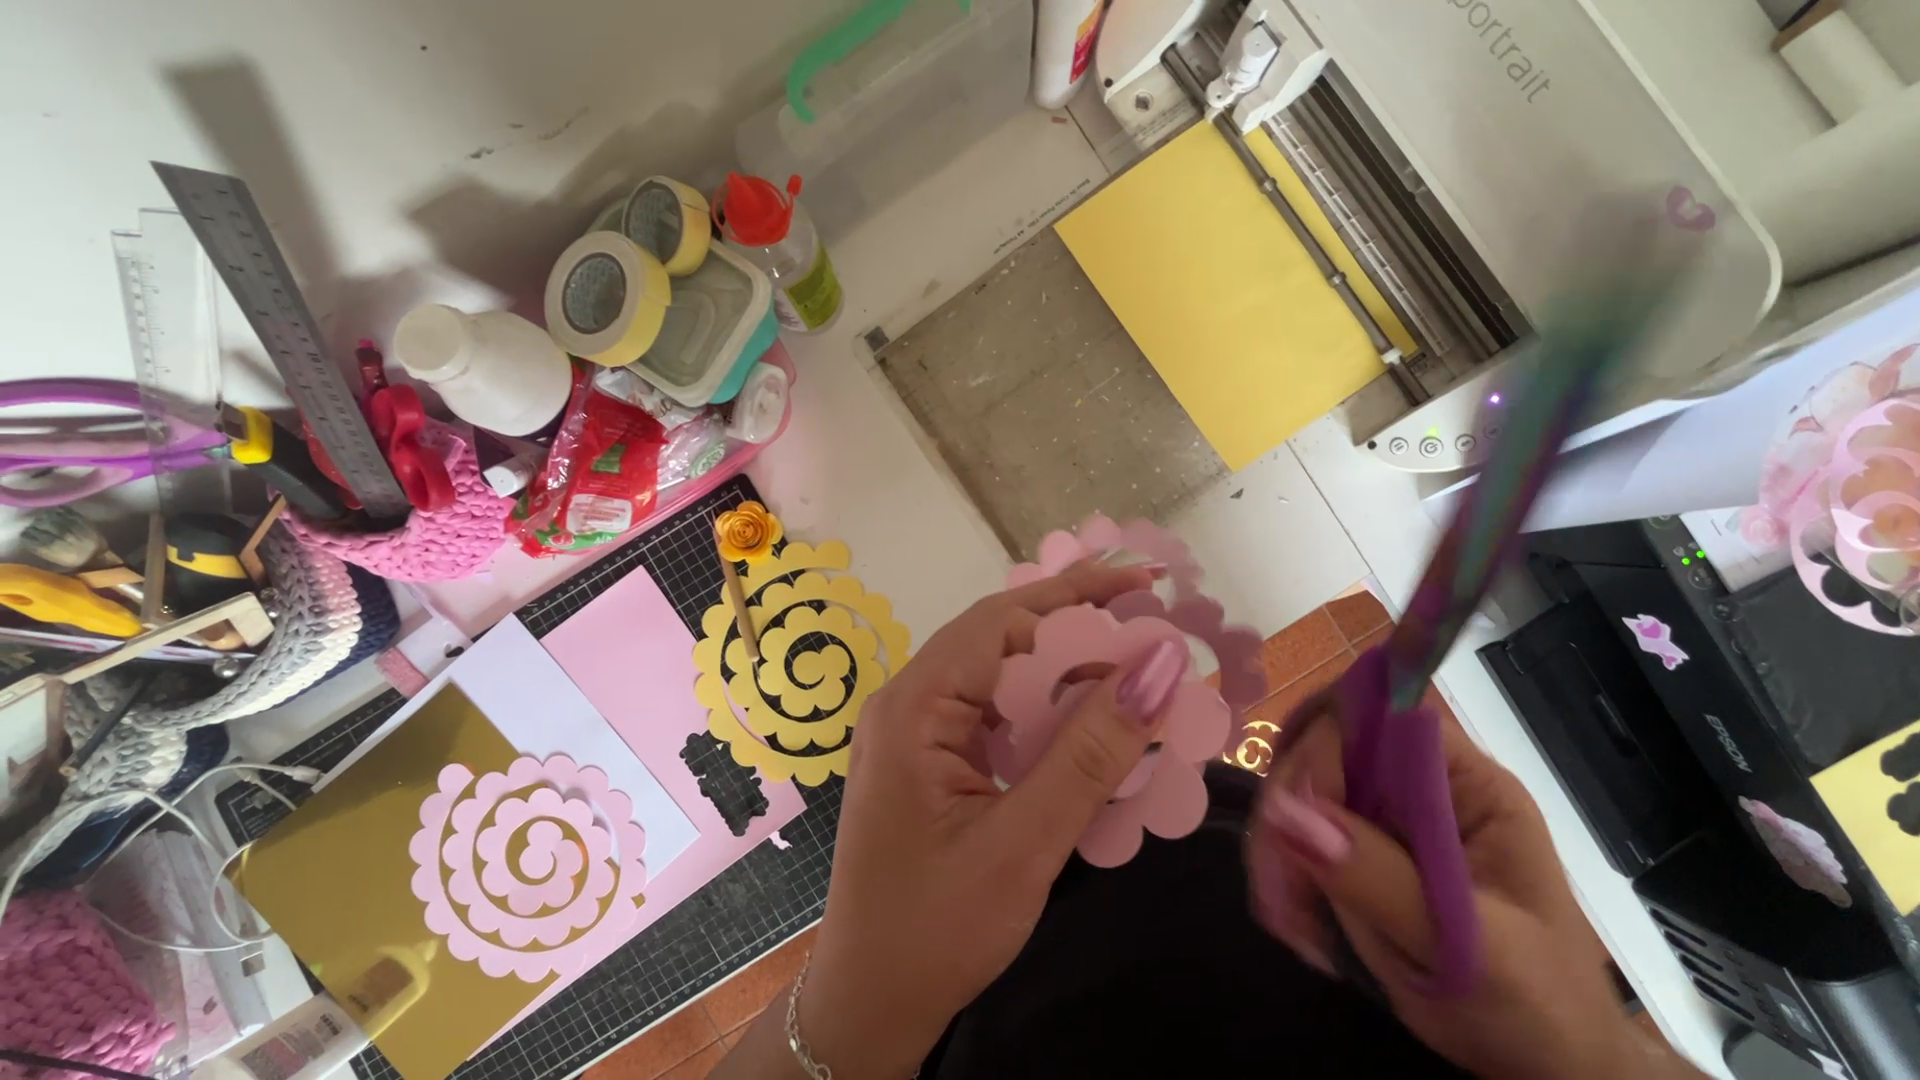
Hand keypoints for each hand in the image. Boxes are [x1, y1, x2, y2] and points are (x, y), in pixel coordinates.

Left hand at [794, 560, 1188, 1077]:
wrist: (869, 1006)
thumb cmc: (936, 929)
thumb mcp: (1022, 843)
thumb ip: (1089, 753)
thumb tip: (1158, 666)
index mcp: (914, 708)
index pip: (1001, 621)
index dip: (1076, 595)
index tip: (1146, 585)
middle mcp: (909, 706)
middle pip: (1002, 642)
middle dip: (1078, 631)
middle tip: (1153, 632)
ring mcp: (917, 736)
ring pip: (1003, 680)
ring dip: (1068, 677)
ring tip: (1137, 676)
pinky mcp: (932, 765)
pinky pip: (997, 720)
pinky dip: (1048, 719)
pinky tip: (1093, 731)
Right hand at [1248, 704, 1698, 1079]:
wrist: (1547, 1065)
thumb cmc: (1535, 1007)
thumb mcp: (1464, 946)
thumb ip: (1376, 877)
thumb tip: (1285, 810)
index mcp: (1468, 787)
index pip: (1380, 713)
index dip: (1324, 743)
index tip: (1294, 812)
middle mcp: (1422, 786)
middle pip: (1324, 748)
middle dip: (1288, 811)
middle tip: (1282, 891)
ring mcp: (1388, 816)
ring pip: (1299, 789)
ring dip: (1278, 849)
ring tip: (1291, 920)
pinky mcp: (1360, 848)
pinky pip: (1297, 831)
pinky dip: (1282, 870)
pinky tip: (1297, 919)